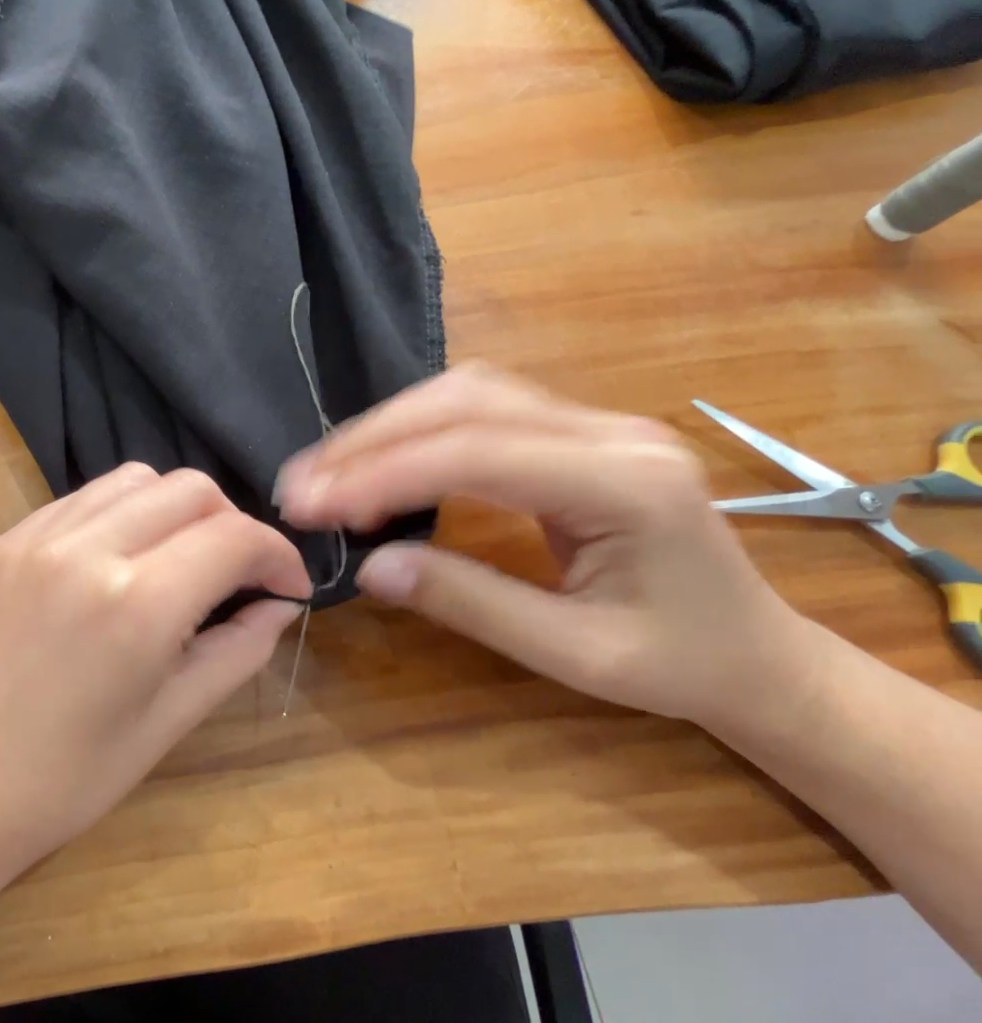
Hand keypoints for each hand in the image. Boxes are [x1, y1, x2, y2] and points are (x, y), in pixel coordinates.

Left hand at [0, 464, 310, 877]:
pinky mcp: (0, 543)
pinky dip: (116, 517)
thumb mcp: (168, 722)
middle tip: (234, 575)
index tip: (286, 588)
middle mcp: (85, 549)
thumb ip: (236, 652)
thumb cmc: (67, 778)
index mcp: (137, 603)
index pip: (233, 536)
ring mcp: (34, 538)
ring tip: (175, 564)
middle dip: (230, 523)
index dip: (277, 555)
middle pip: (188, 488)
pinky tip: (114, 566)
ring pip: (131, 480)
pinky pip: (77, 502)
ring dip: (172, 510)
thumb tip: (278, 606)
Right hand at [274, 366, 819, 729]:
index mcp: (624, 484)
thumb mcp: (571, 651)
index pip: (477, 453)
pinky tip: (376, 460)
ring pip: (466, 393)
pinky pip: (480, 408)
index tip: (309, 505)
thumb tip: (369, 567)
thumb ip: (469, 601)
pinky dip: (413, 430)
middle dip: (369, 440)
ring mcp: (596, 424)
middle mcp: (612, 433)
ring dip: (384, 428)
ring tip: (324, 473)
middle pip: (466, 402)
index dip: (380, 472)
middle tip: (299, 486)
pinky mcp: (577, 432)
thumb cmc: (677, 664)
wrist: (757, 655)